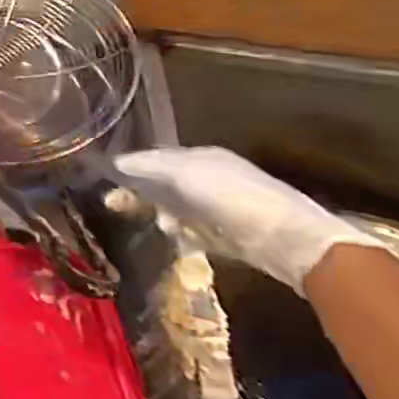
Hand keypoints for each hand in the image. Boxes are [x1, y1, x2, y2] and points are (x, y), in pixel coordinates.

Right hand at [112, 146, 383, 294]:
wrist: (291, 242)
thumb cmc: (234, 200)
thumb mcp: (187, 175)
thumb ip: (152, 167)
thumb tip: (118, 163)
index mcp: (203, 157)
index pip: (158, 157)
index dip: (133, 167)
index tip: (107, 180)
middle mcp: (214, 176)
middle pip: (168, 182)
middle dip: (145, 192)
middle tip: (118, 206)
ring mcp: (225, 206)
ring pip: (181, 206)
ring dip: (164, 214)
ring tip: (153, 225)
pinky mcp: (235, 235)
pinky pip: (198, 229)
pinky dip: (184, 233)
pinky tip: (177, 240)